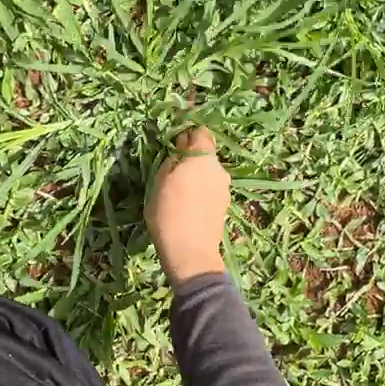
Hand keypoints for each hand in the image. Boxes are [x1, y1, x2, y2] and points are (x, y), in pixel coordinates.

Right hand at [146, 126, 230, 287]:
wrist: (190, 253)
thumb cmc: (168, 213)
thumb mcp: (159, 182)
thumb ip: (171, 161)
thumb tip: (179, 152)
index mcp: (203, 158)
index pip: (201, 132)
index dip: (187, 135)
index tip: (174, 145)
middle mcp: (219, 169)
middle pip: (206, 154)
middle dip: (191, 157)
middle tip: (172, 169)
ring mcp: (224, 188)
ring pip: (208, 173)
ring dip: (196, 176)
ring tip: (178, 191)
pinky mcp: (224, 206)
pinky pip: (211, 189)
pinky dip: (201, 191)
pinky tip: (188, 205)